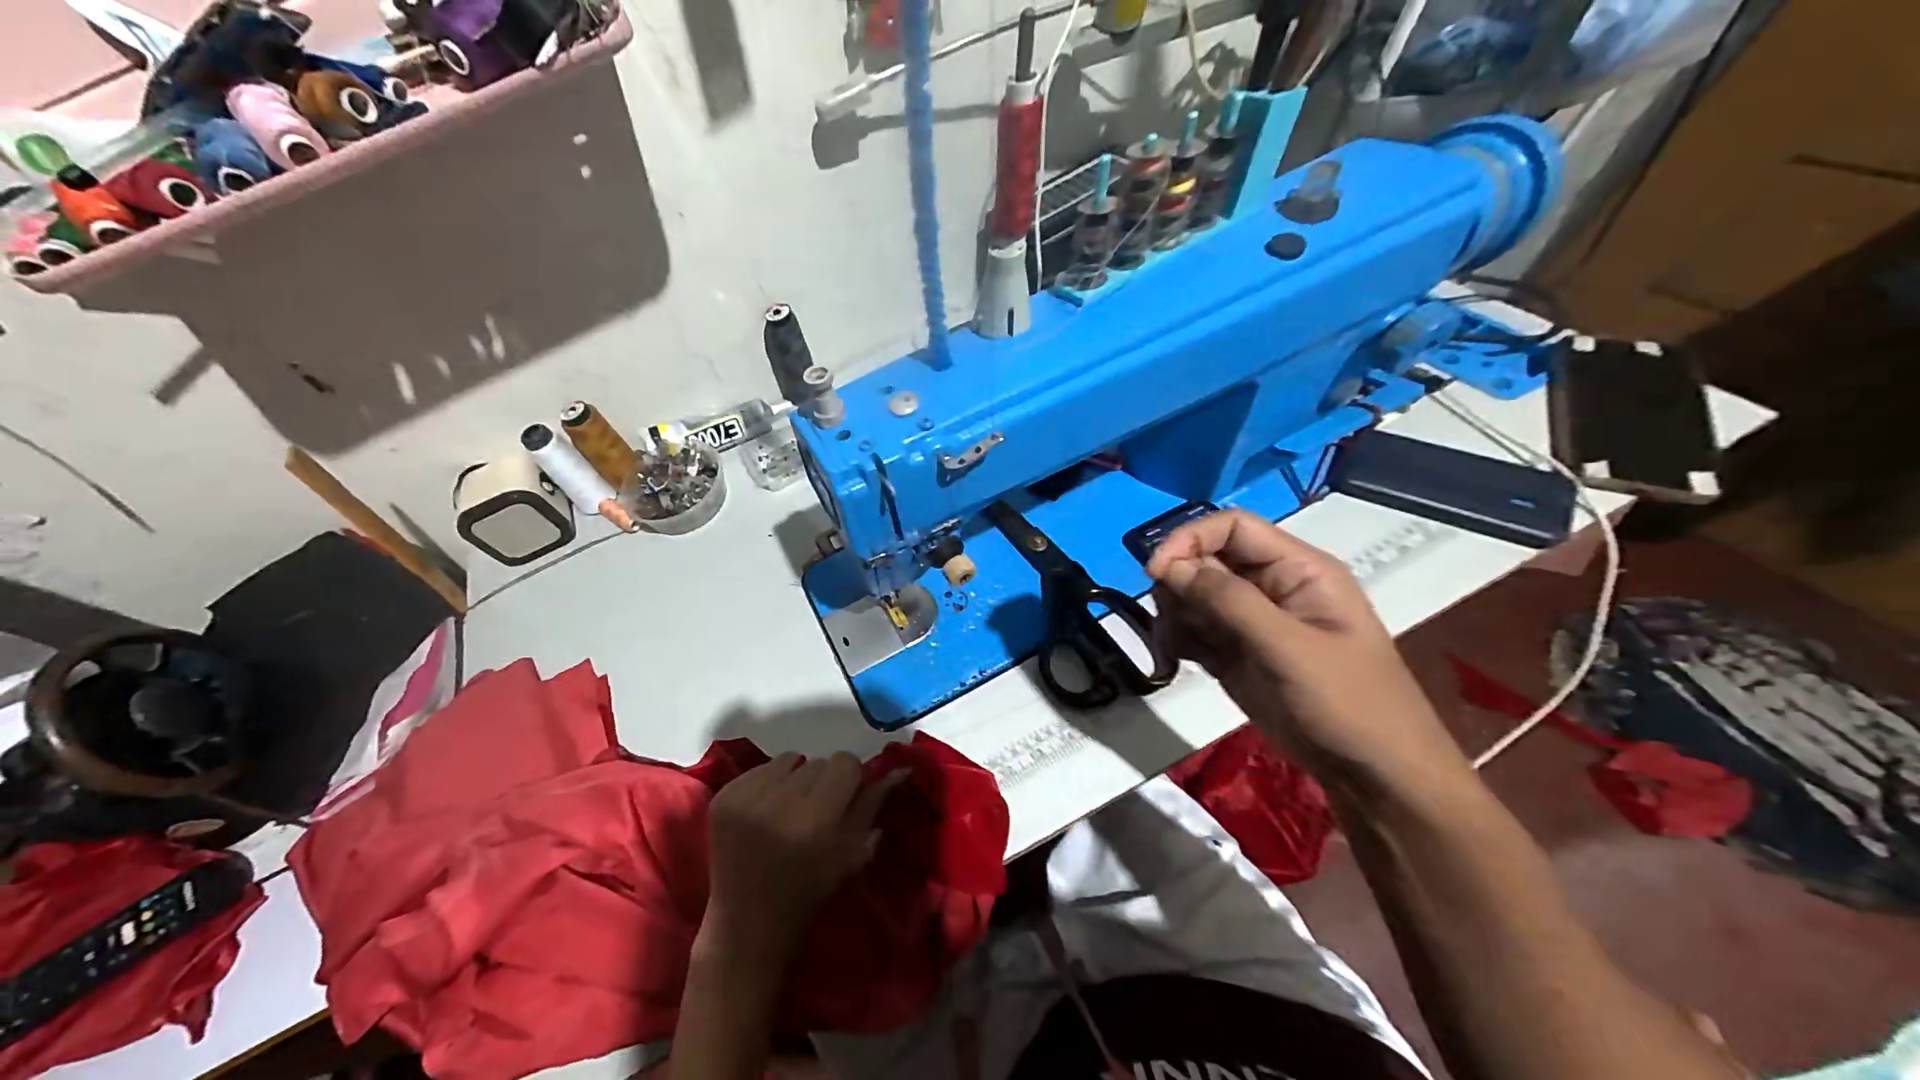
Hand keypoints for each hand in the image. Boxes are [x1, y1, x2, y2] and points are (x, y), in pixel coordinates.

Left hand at [704, 752, 904, 958]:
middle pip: (818, 761)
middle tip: (816, 812)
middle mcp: (778, 803)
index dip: (849, 780)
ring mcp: (745, 798)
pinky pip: (761, 769)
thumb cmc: (808, 891)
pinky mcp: (723, 797)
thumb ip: (872, 805)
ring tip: (789, 810)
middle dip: (823, 782)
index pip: (845, 762)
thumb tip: (899, 769)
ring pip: (790, 759)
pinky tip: (766, 813)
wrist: (747, 923)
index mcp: (815, 820)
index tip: (844, 801)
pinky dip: (769, 784)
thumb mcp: (851, 853)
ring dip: (795, 779)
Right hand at [1145, 509, 1469, 784]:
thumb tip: (1172, 567)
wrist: (1372, 774)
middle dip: (1177, 584)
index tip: (1155, 571)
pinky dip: (1177, 641)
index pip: (1233, 527)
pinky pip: (1194, 631)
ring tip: (1174, 650)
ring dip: (1173, 616)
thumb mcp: (1288, 647)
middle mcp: (1271, 586)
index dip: (1190, 538)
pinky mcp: (1236, 654)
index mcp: (1298, 569)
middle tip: (1167, 622)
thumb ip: (1230, 601)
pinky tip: (1174, 662)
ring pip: (1193, 596)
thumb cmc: (1347, 702)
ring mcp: (1251, 622)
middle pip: (1206, 560)